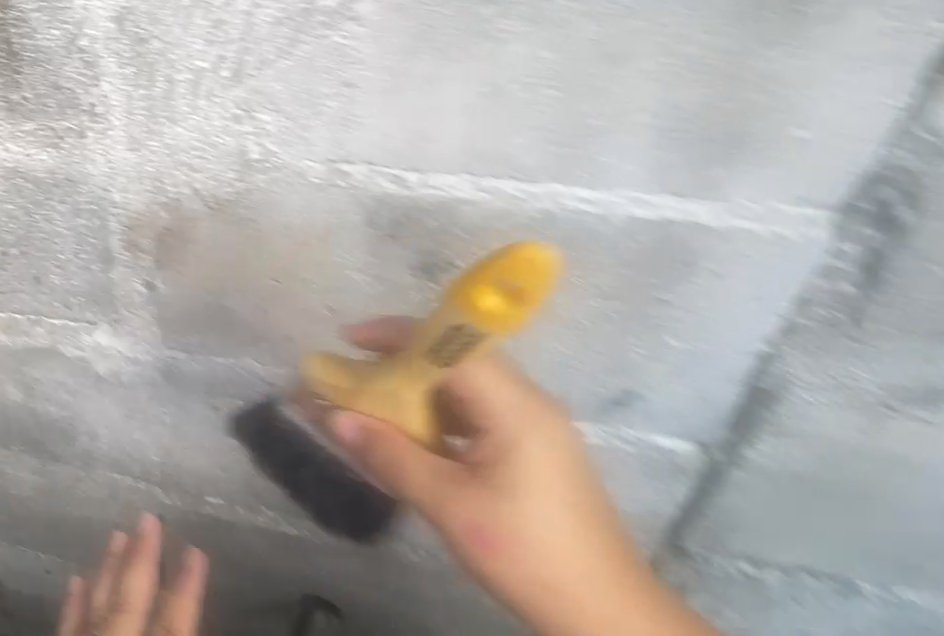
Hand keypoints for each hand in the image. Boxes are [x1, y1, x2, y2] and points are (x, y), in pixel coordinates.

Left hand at [56, 513, 208, 635]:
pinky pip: (67, 628)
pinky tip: (76, 580)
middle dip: (141, 560)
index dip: (187, 590)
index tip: (197, 550)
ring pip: (98, 607)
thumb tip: (190, 616)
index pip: (174, 626)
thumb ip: (178, 631)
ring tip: (117, 534)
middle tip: (149, 516)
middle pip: (131, 603)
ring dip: (108, 571)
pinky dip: (72, 605)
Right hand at [328, 318, 715, 635]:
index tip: (348, 341)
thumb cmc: (527, 555)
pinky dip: (440, 415)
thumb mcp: (450, 506)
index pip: (449, 345)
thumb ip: (390, 456)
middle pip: (456, 359)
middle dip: (400, 360)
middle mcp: (529, 402)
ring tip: (372, 403)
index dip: (395, 335)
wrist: (609, 617)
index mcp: (515, 406)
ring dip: (418, 390)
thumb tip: (334, 418)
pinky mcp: (535, 450)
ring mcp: (536, 426)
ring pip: (467, 386)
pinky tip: (412, 437)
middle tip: (352, 375)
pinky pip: (479, 412)